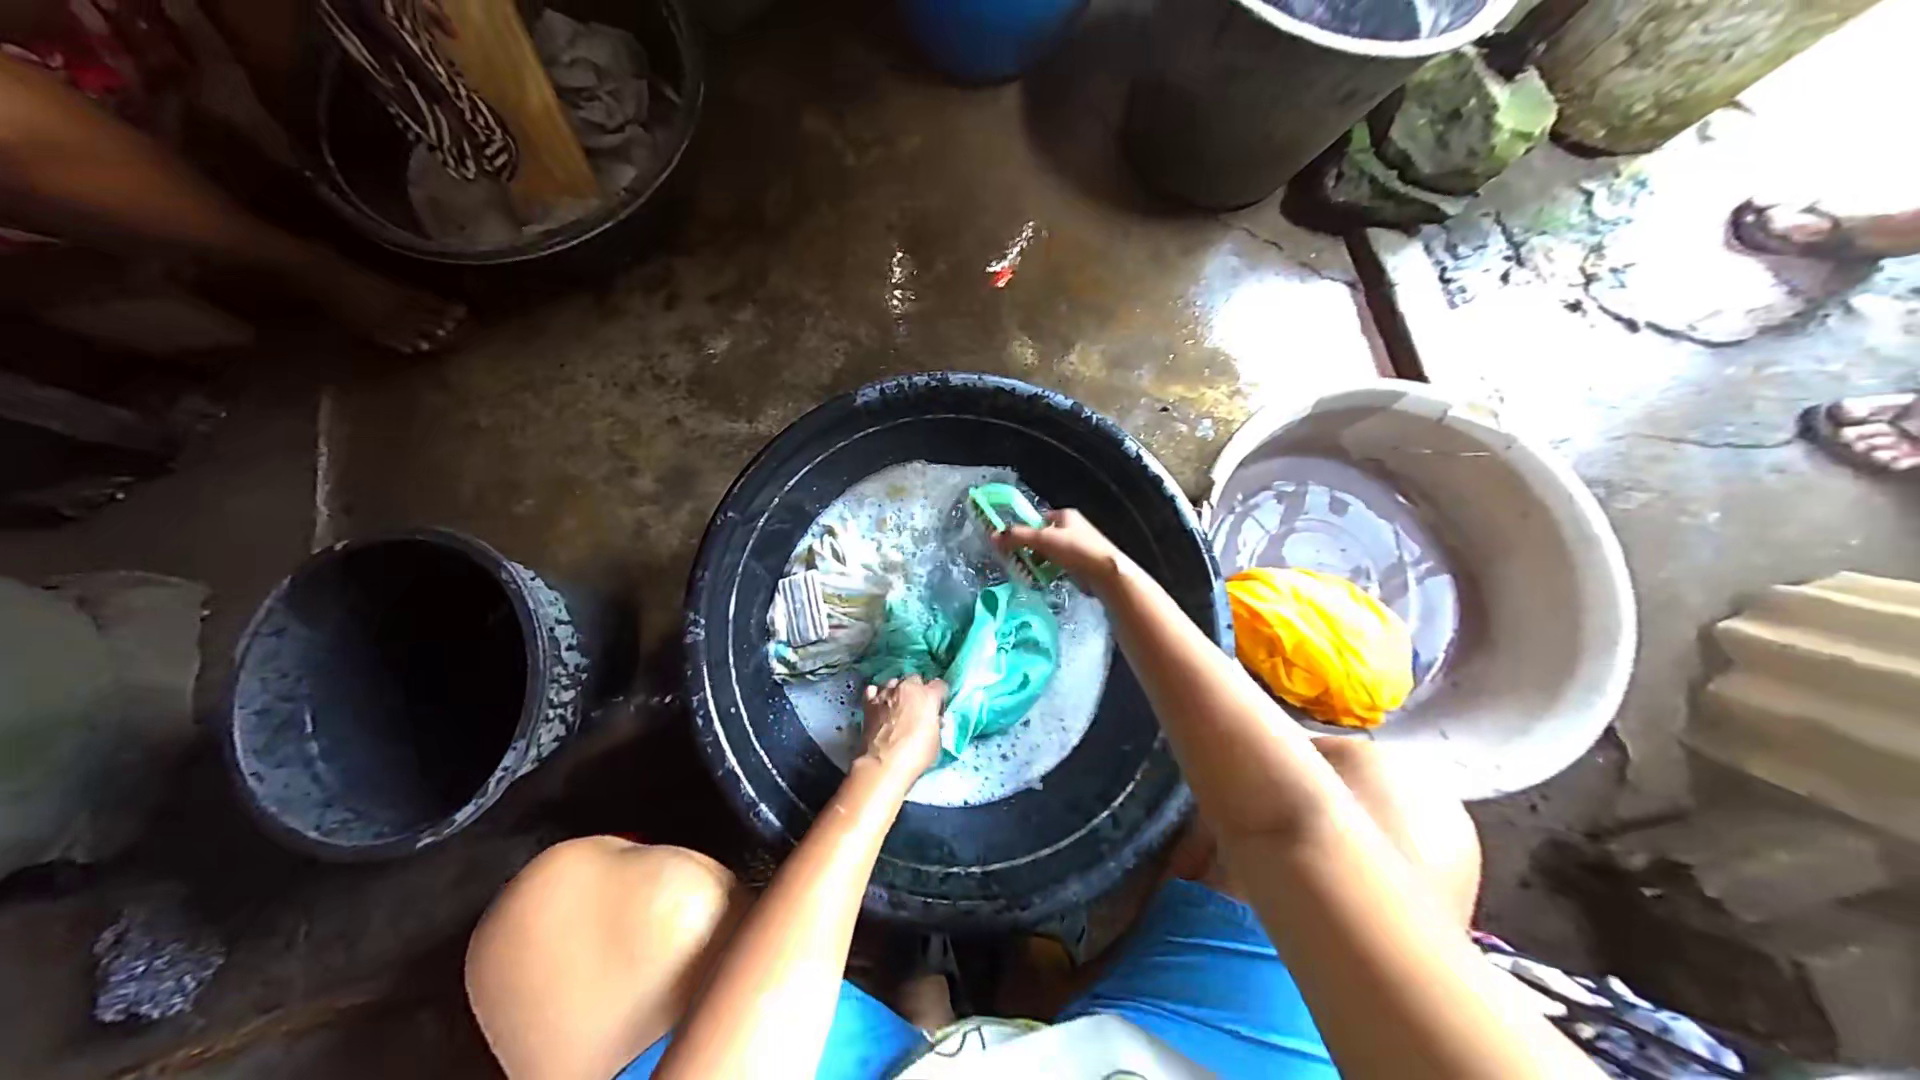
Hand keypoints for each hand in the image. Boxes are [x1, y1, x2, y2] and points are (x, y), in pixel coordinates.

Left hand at [860, 676, 944, 780]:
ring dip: (898, 691)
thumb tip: (933, 720)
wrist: (883, 763)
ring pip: (894, 682)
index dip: (939, 696)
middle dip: (917, 690)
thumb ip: (935, 723)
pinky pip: (874, 691)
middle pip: (915, 679)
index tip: (937, 707)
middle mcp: (907, 688)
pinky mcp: (869, 703)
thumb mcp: (935, 740)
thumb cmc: (916, 754)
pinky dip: (877, 695)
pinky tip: (879, 704)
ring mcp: (886, 693)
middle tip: (917, 707)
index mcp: (928, 695)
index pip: (940, 685)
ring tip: (897, 705)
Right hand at [994, 508, 1126, 590]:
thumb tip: (993, 536)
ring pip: (1050, 553)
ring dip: (1038, 563)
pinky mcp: (1081, 565)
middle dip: (1030, 550)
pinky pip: (1059, 566)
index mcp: (1065, 515)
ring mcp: (1078, 547)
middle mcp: (1072, 528)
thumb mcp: (1042, 539)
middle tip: (1017, 561)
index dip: (1024, 530)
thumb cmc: (1075, 549)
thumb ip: (1017, 537)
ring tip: (1028, 573)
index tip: (1011, 544)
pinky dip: (1050, 572)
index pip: (1037, 519)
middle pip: (1043, 537)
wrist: (1105, 573)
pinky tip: (1043, 580)